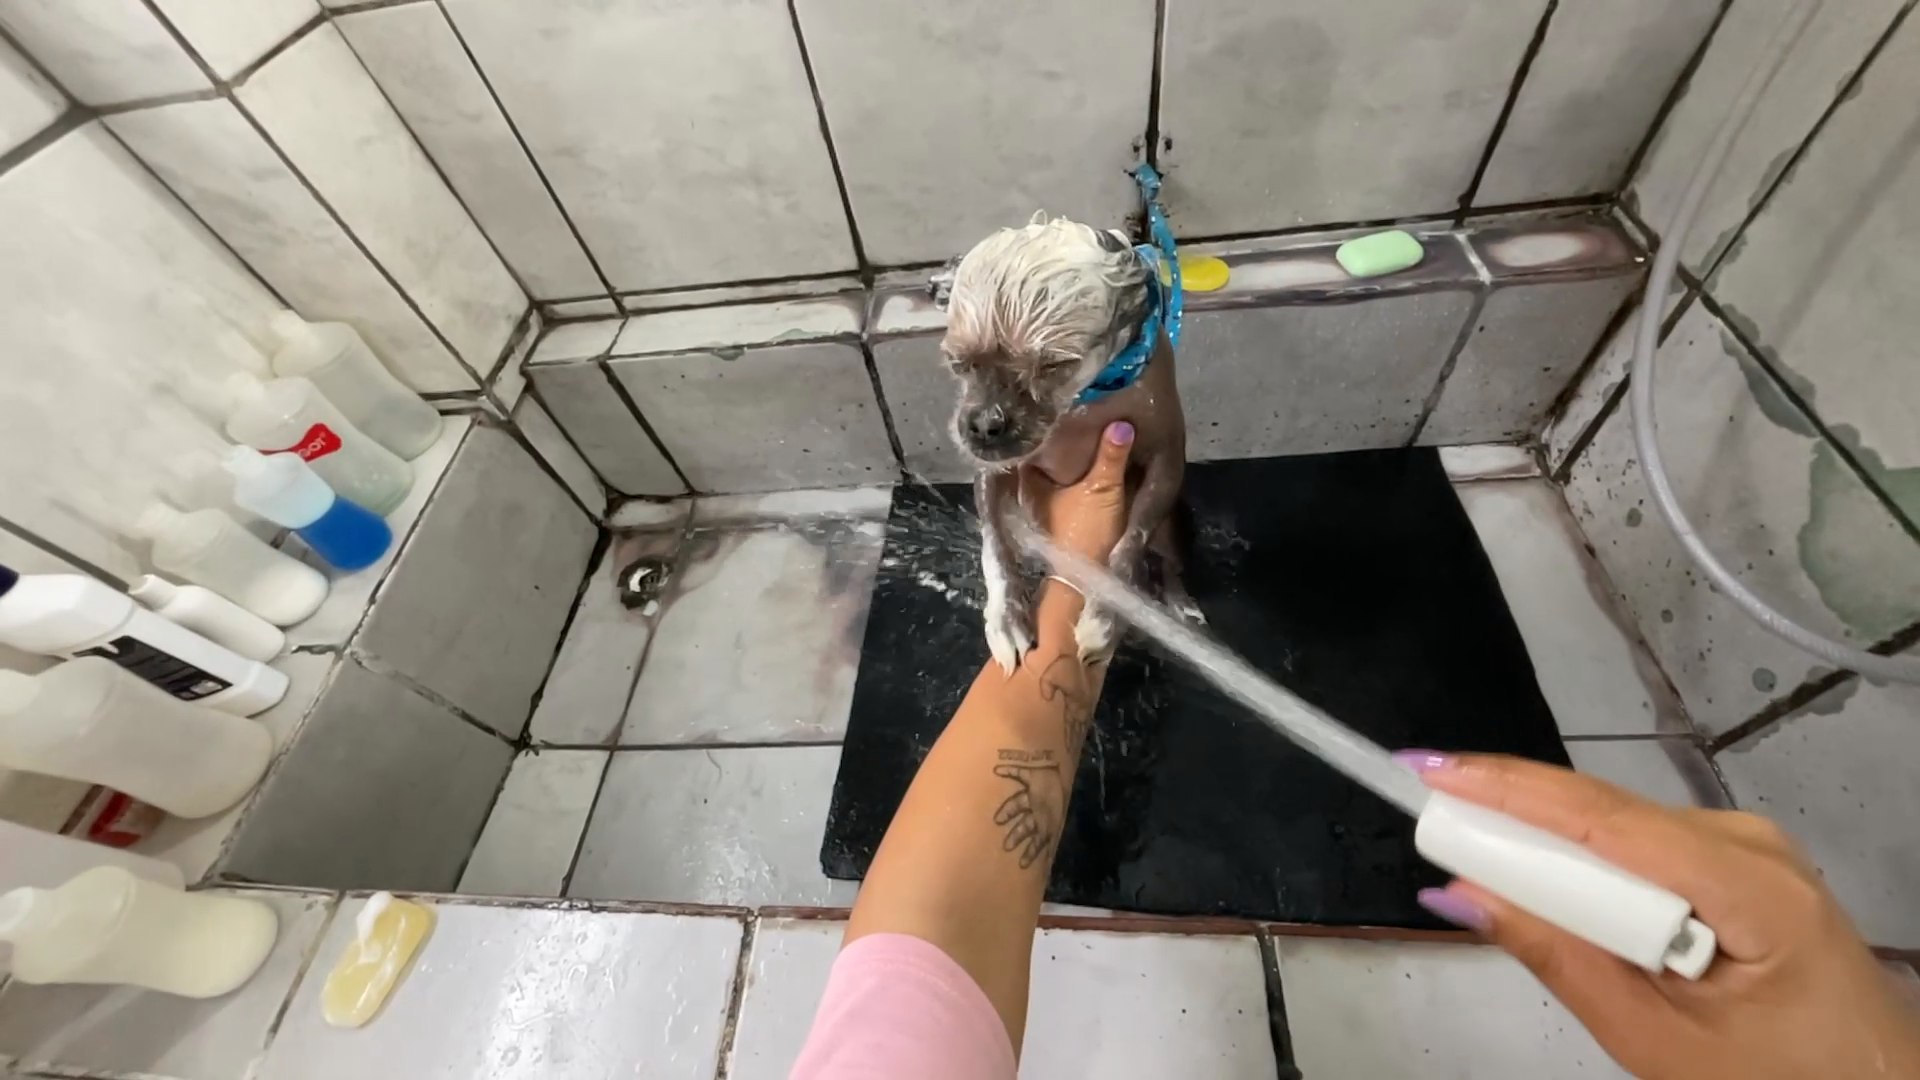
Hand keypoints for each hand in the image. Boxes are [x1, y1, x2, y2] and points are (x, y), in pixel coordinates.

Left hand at [1024, 421, 1134, 563]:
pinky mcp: (1064, 519)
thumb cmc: (1086, 530)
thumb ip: (1111, 455)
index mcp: (1033, 482)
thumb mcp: (1103, 488)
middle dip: (1066, 445)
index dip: (1050, 431)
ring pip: (1062, 475)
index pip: (1035, 447)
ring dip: (1077, 463)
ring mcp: (1048, 508)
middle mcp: (1035, 493)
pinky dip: (1081, 479)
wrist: (1086, 576)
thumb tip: (1122, 422)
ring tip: (1098, 439)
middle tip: (1089, 422)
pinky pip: (1071, 489)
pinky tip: (1100, 467)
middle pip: (1051, 459)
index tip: (1068, 416)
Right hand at [1403, 752, 1919, 1079]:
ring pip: (1598, 813)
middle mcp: (1742, 841)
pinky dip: (1564, 843)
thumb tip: (1450, 889)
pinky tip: (1530, 860)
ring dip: (1530, 828)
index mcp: (1749, 889)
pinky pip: (1617, 830)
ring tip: (1462, 832)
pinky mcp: (1721, 849)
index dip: (1502, 786)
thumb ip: (1551, 956)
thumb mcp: (1652, 1039)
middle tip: (1420, 800)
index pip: (1598, 816)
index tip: (1422, 770)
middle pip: (1591, 805)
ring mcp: (1736, 840)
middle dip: (1501, 803)